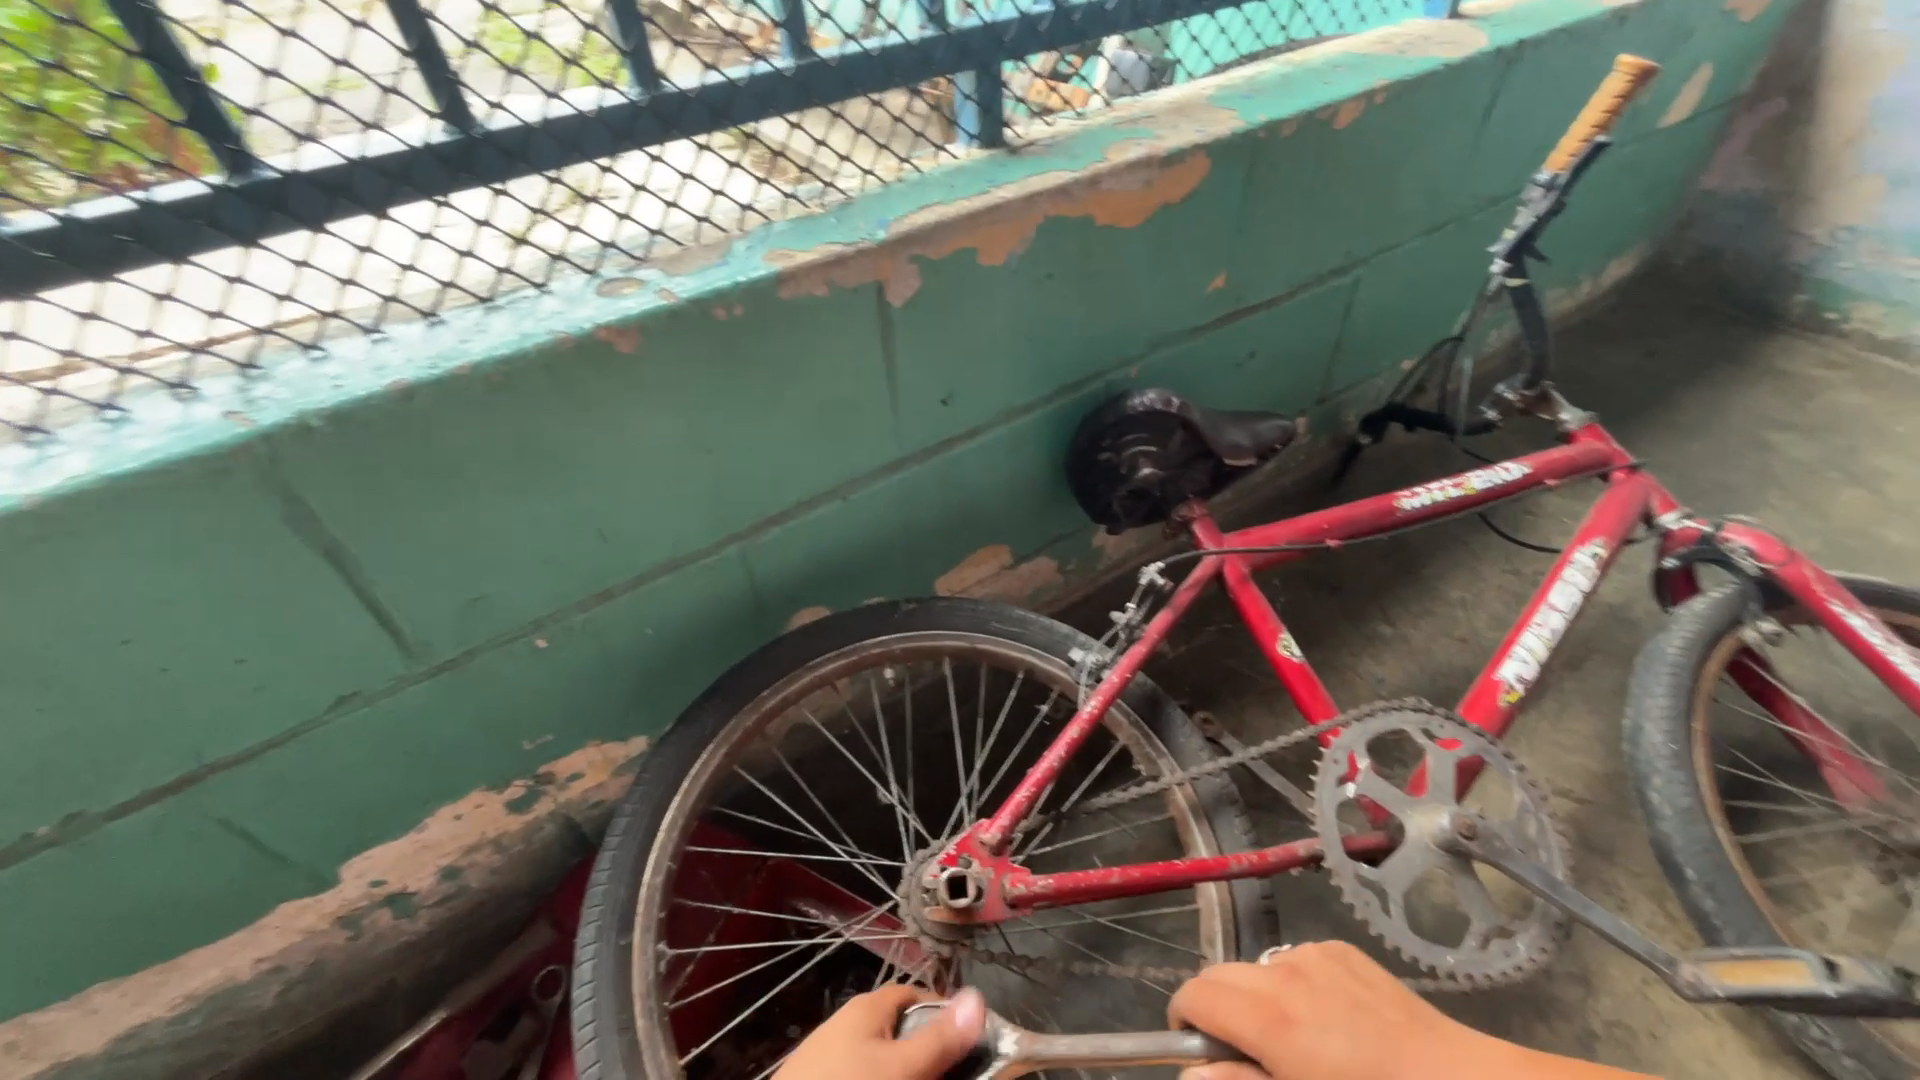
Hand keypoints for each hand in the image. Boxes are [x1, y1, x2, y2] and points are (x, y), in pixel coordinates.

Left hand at [772, 985, 986, 1079]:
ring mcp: (831, 1053)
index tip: (970, 1049)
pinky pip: (859, 1072)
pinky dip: (877, 1078)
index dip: (947, 1019)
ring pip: (881, 1058)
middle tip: (946, 1076)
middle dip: (926, 1054)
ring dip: (903, 1071)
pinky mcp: (819, 1078)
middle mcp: (849, 1021)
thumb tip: (978, 996)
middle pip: (901, 1030)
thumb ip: (940, 1039)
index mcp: (869, 1007)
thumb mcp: (902, 1069)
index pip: (919, 996)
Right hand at [1167, 942, 1476, 1079]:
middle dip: (1218, 1009)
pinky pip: (1295, 962)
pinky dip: (1292, 985)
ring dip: (1255, 997)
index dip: (1185, 1021)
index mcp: (1271, 1019)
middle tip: (1248, 1056)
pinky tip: (1330, 1020)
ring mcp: (1315, 955)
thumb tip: (1189, 1072)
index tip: (1202, 1053)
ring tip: (1295, 1041)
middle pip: (1219, 975)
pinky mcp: (1342, 950)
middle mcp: (1284, 974)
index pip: (1195, 994)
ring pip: (1255, 968)